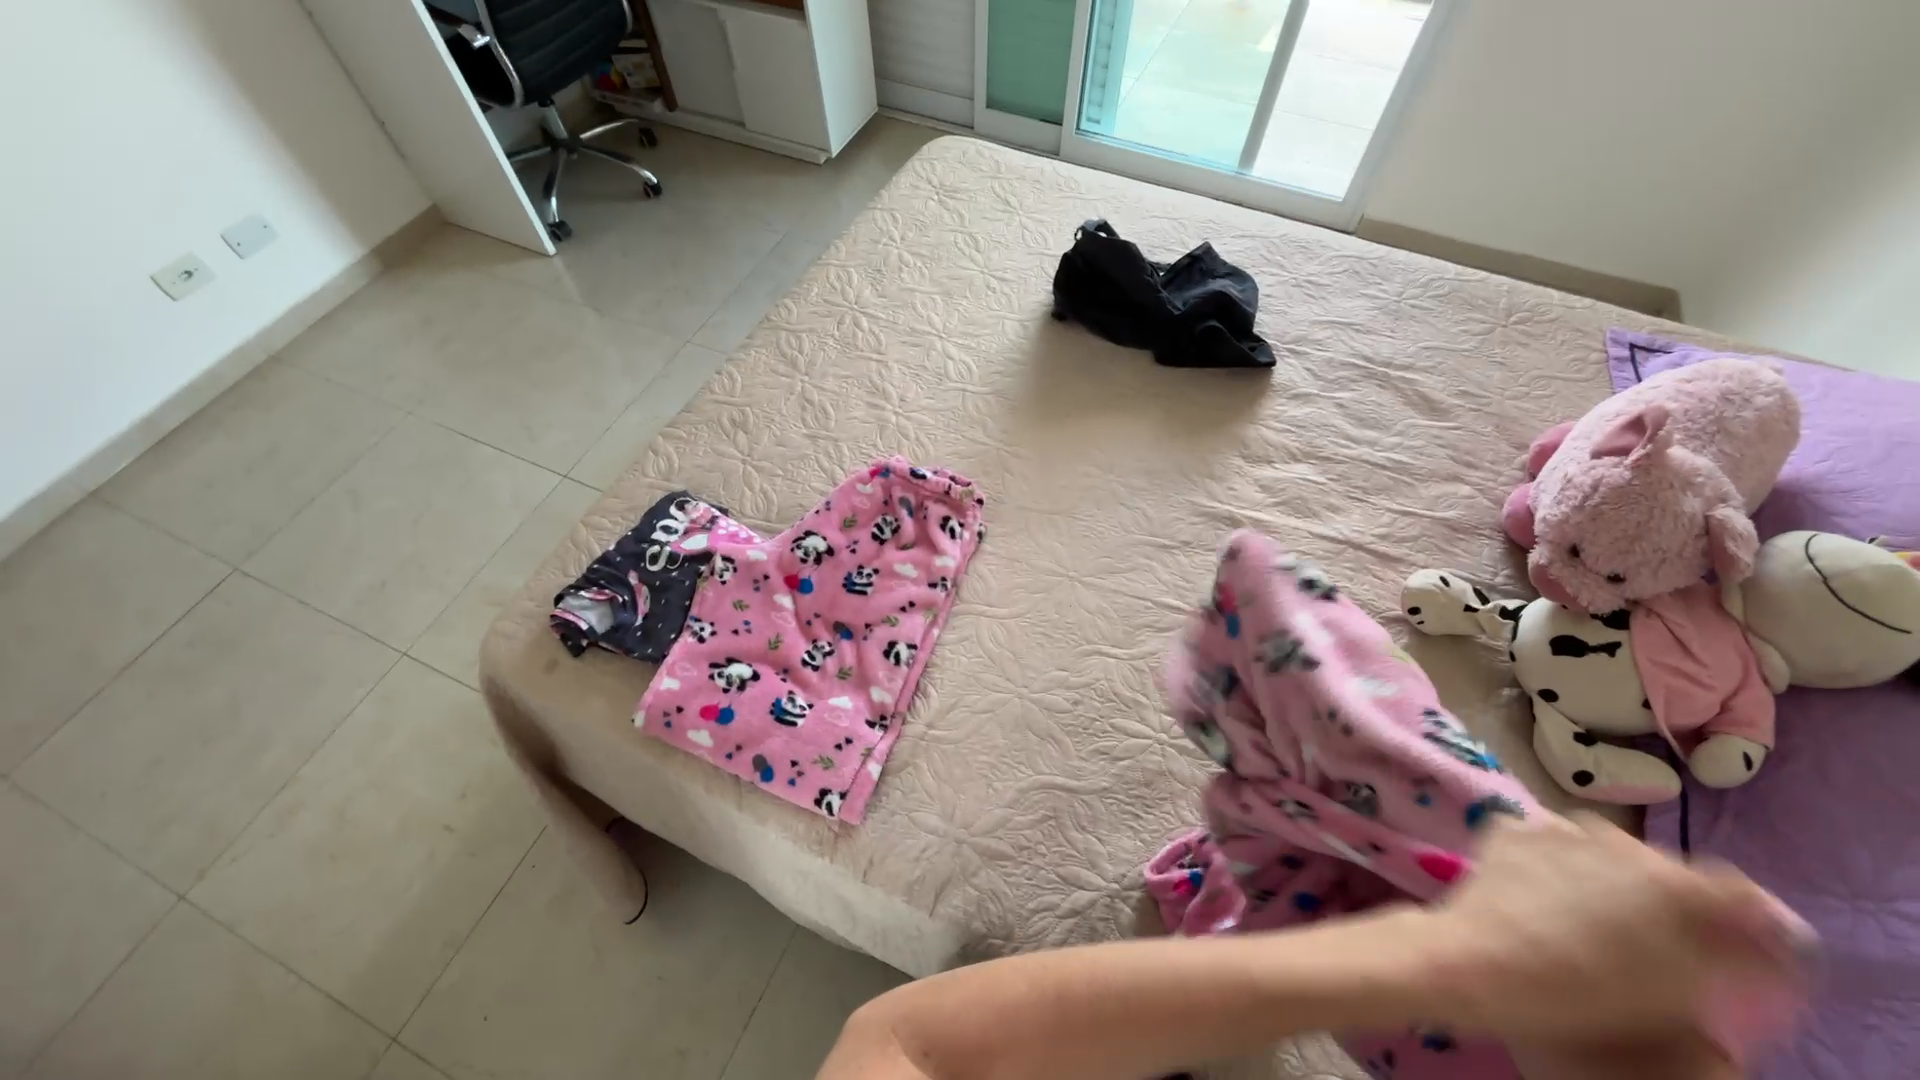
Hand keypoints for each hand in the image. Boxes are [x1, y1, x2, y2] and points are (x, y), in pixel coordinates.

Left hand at [1418, 813, 1810, 1042]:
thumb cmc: (1585, 991)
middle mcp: (1625, 843)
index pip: (1740, 895)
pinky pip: (1548, 844)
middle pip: (1666, 870)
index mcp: (1681, 886)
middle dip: (1670, 901)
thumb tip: (1767, 940)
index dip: (1747, 924)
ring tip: (1589, 915)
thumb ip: (1729, 957)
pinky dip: (1553, 864)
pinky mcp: (1513, 829)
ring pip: (1604, 851)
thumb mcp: (1680, 991)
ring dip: (1607, 876)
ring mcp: (1562, 829)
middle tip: (1652, 939)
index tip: (1742, 949)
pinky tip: (1541, 892)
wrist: (1481, 963)